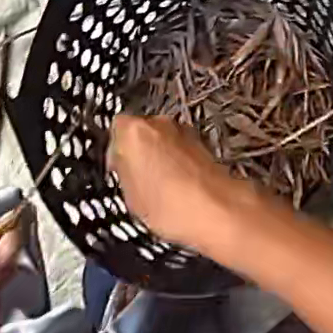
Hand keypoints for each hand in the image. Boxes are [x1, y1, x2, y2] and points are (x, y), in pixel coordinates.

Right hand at [107, 114, 250, 250]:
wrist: (217, 210)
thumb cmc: (171, 205)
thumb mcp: (129, 196)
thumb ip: (122, 170)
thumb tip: (123, 163)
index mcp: (133, 130)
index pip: (115, 131)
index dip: (116, 152)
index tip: (118, 171)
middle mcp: (158, 121)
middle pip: (140, 132)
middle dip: (139, 152)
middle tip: (138, 181)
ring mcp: (182, 129)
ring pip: (161, 139)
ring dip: (159, 156)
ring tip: (161, 189)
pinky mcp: (201, 141)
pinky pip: (179, 148)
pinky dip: (178, 161)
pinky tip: (179, 187)